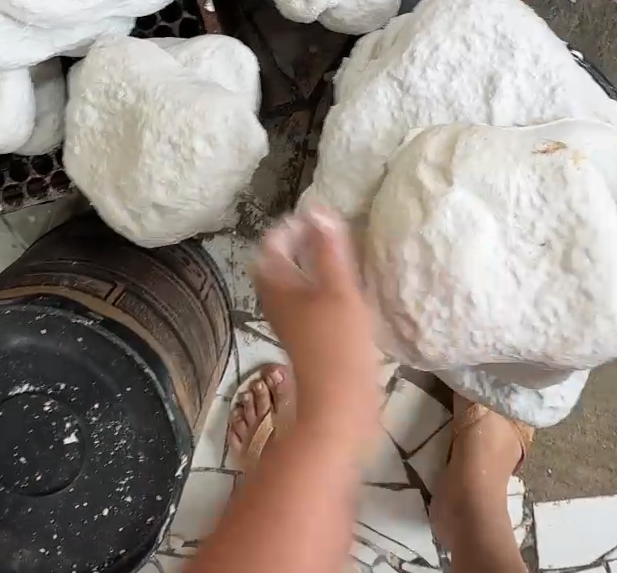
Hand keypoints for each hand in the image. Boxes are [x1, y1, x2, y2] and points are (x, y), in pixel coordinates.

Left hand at [253, 203, 383, 439]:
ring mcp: (289, 321)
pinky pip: (304, 299)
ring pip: (292, 281)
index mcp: (277, 284)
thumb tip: (319, 209)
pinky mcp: (304, 337)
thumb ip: (329, 248)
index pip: (272, 242)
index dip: (292, 225)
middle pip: (278, 261)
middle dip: (299, 242)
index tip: (320, 219)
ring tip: (338, 256)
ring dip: (310, 264)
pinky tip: (344, 291)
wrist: (339, 406)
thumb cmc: (338, 343)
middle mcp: (276, 300)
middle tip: (328, 233)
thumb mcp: (339, 288)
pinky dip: (318, 286)